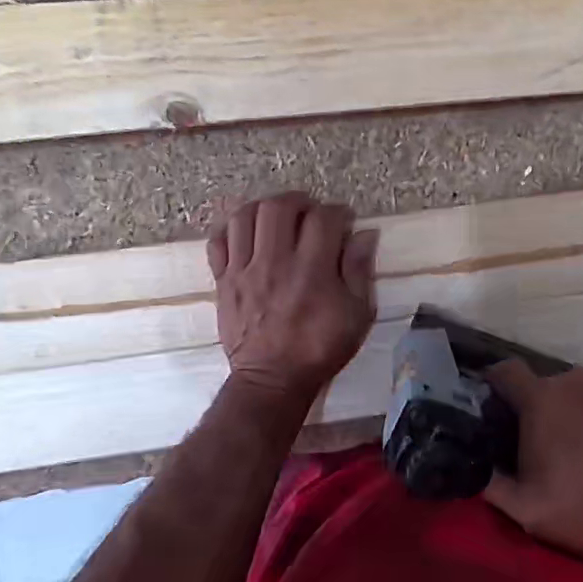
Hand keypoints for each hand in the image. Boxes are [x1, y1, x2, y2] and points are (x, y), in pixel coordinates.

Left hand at [207, 193, 378, 398]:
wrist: (272, 380)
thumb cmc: (320, 348)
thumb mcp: (356, 315)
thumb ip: (359, 270)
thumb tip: (364, 234)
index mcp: (312, 270)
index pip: (323, 218)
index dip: (338, 212)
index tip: (344, 222)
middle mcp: (275, 262)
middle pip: (279, 207)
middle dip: (299, 201)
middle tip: (310, 213)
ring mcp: (243, 270)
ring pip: (244, 216)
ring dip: (264, 208)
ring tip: (278, 218)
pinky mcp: (223, 281)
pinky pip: (218, 241)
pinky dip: (231, 229)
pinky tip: (248, 235)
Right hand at [483, 361, 582, 579]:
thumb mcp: (531, 514)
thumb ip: (490, 483)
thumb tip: (470, 464)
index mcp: (543, 400)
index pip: (502, 371)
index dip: (490, 387)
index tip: (490, 413)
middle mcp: (577, 379)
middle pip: (543, 387)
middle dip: (536, 413)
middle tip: (543, 452)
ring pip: (580, 393)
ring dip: (573, 415)